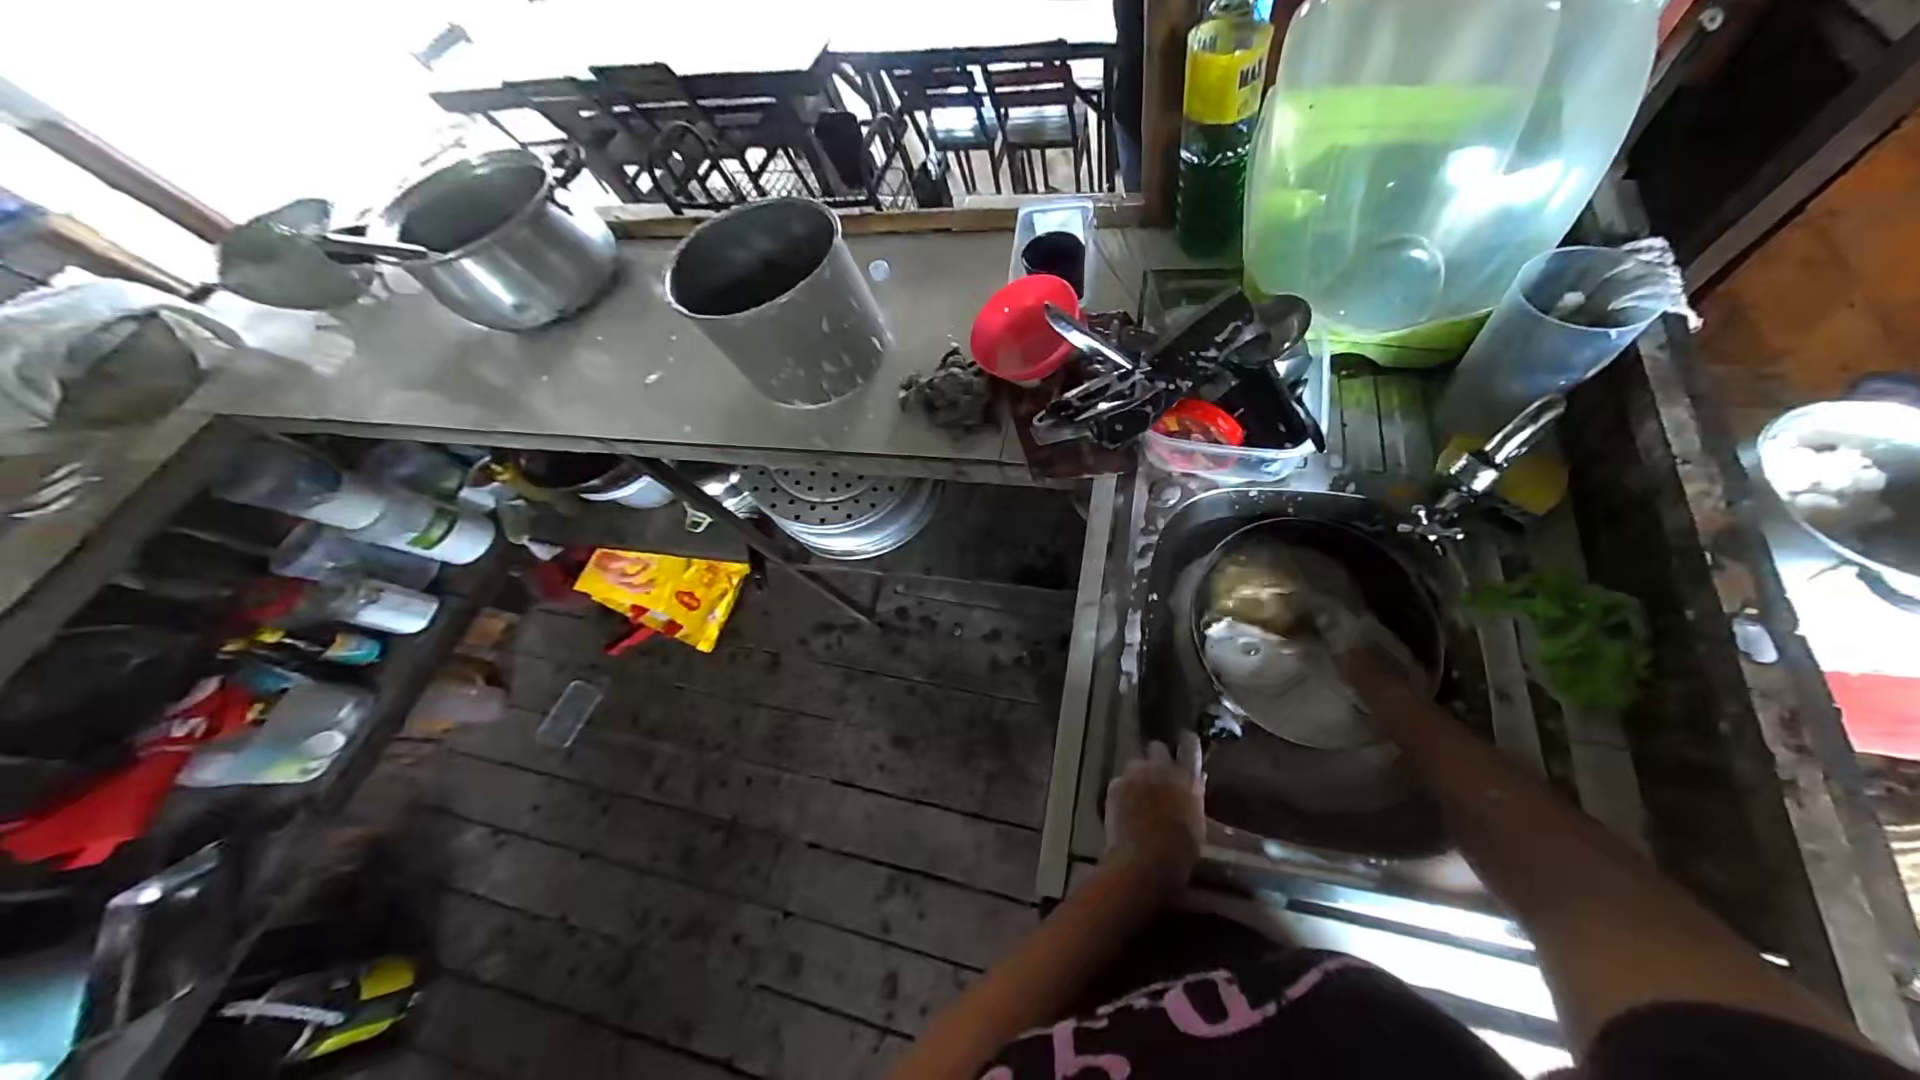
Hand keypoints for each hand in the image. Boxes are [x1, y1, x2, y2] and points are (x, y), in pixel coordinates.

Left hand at [1103, 732, 1205, 892]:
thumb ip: (1192, 796)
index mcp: (1187, 777)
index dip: (1187, 742)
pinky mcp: (1115, 785)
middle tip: (1157, 774)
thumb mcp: (1196, 822)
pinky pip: (1120, 781)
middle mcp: (1160, 768)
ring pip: (1136, 764)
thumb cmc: (1181, 850)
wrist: (1144, 861)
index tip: (1186, 741)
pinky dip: (1123, 791)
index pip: (1189, 746)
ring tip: (1138, 796)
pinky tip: (1125, 809)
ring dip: (1138, 775)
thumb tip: (1195, 780)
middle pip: (1157, 748)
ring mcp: (1135, 775)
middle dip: (1157, 757)